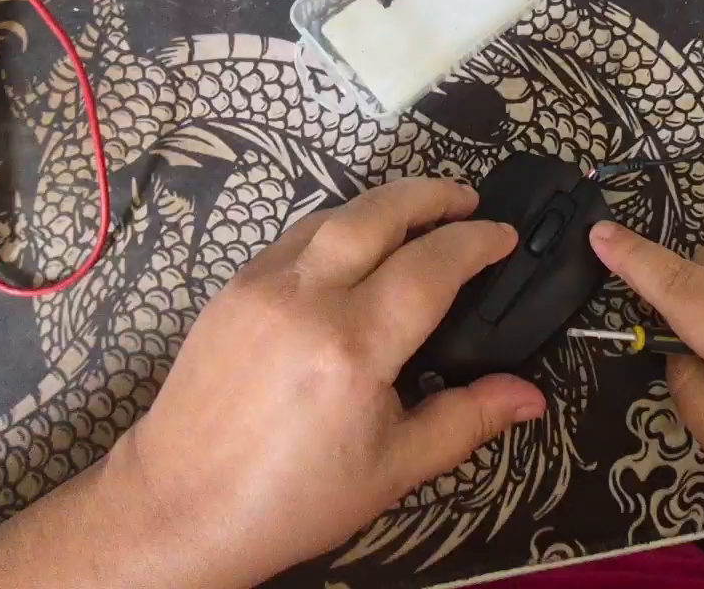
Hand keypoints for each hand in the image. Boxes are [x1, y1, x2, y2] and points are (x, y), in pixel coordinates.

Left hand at [110, 179, 546, 587]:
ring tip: (421, 211)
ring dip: (387, 202)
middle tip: (469, 197)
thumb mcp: (392, 469)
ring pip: (337, 213)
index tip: (504, 236)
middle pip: (381, 211)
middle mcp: (308, 297)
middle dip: (433, 194)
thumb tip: (531, 396)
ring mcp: (263, 283)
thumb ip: (467, 419)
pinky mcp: (234, 284)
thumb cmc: (291, 498)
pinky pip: (300, 233)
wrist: (172, 508)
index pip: (432, 265)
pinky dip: (342, 224)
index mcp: (354, 346)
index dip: (477, 241)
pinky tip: (359, 243)